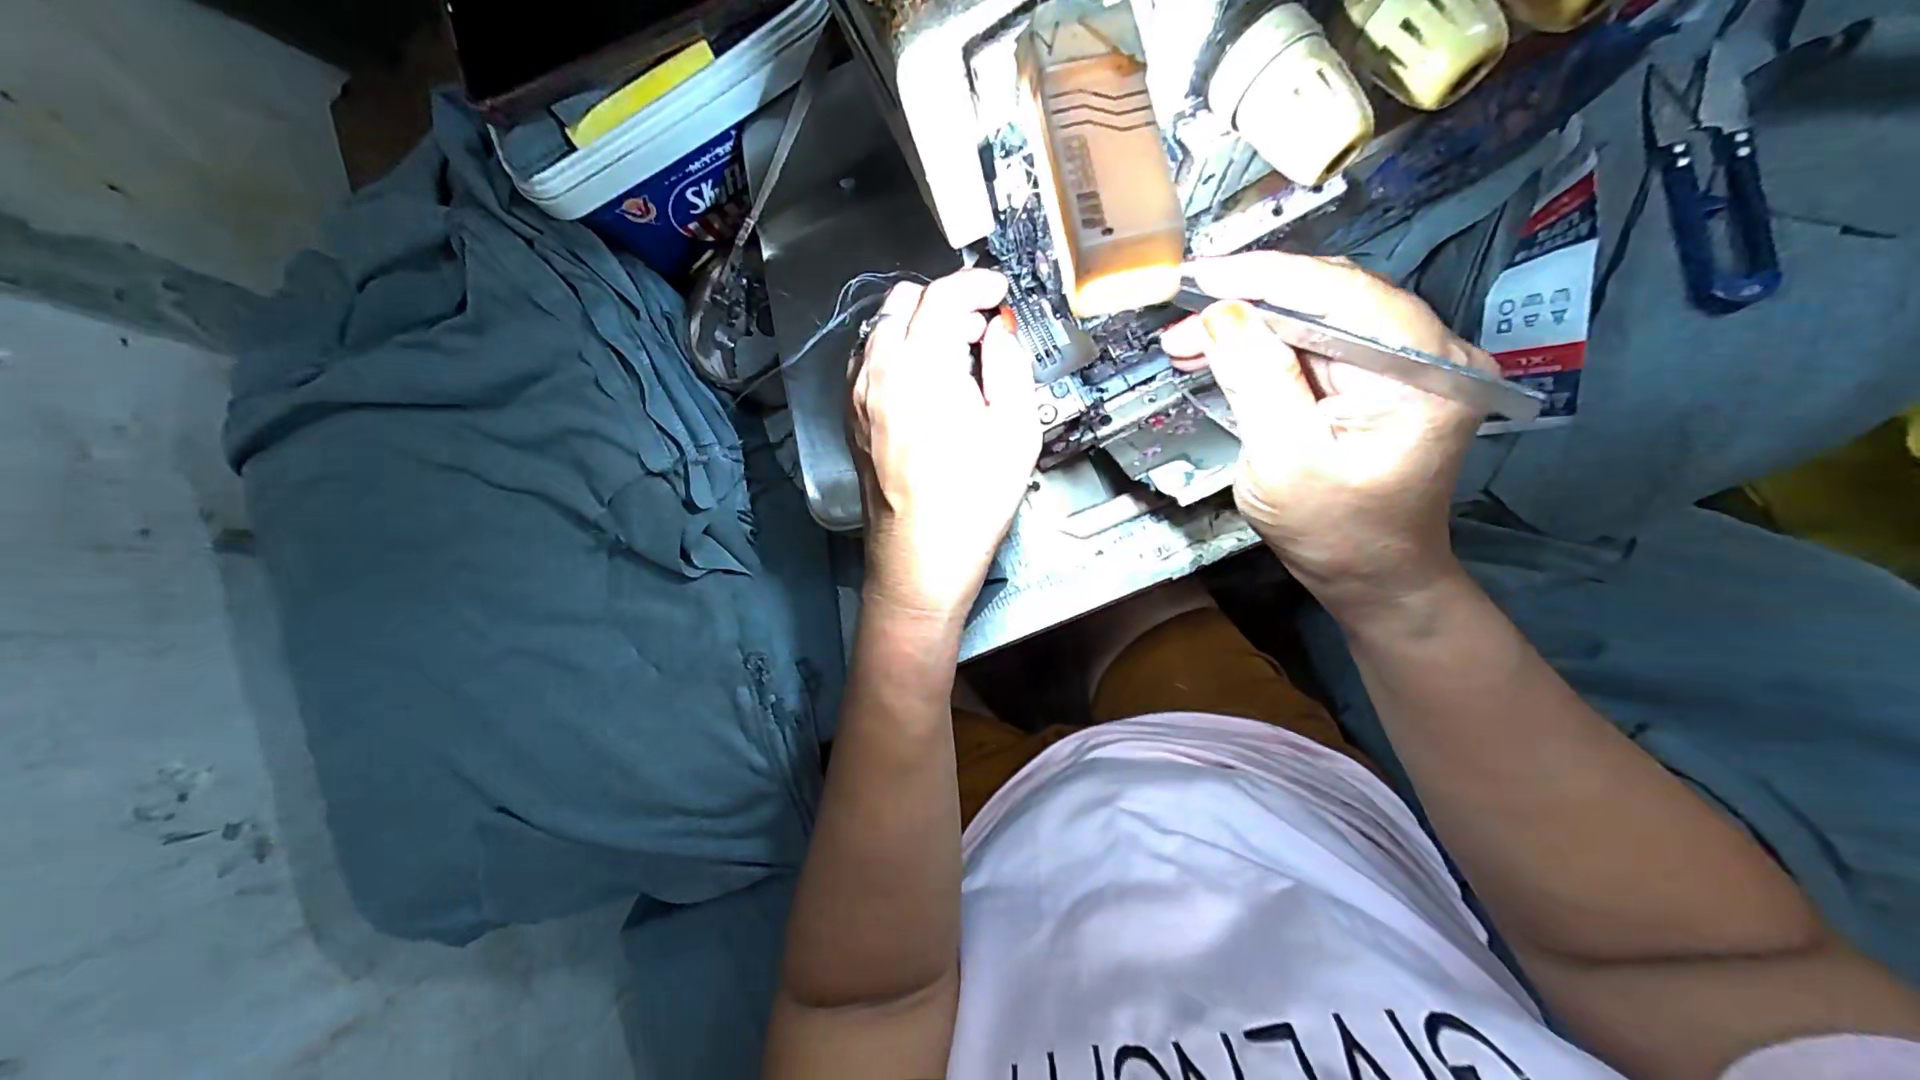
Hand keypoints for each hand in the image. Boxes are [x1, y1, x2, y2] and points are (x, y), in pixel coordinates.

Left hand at [848, 270, 1039, 619]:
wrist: (919, 560)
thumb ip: (1010, 366)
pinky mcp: (854, 418)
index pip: (943, 295)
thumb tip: (1000, 333)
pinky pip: (870, 361)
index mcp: (922, 369)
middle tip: (981, 328)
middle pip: (904, 301)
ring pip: (882, 329)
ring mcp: (859, 396)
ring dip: (920, 325)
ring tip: (956, 356)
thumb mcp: (1015, 433)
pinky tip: (925, 381)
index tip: (996, 290)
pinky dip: (897, 352)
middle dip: (946, 301)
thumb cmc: (970, 506)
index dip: (976, 282)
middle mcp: (880, 373)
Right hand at [1160, 252, 1490, 614]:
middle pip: (1330, 299)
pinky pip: (1317, 344)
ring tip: (1189, 343)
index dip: (1264, 279)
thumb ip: (1258, 381)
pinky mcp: (1383, 376)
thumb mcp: (1285, 461)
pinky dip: (1266, 347)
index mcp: (1426, 370)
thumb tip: (1222, 315)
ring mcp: (1408, 362)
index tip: (1199, 278)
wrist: (1372, 575)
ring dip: (1250, 327)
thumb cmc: (1334, 533)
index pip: (1341, 294)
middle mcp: (1430, 352)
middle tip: (1183, 325)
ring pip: (1317, 318)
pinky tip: (1224, 353)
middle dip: (1249, 306)